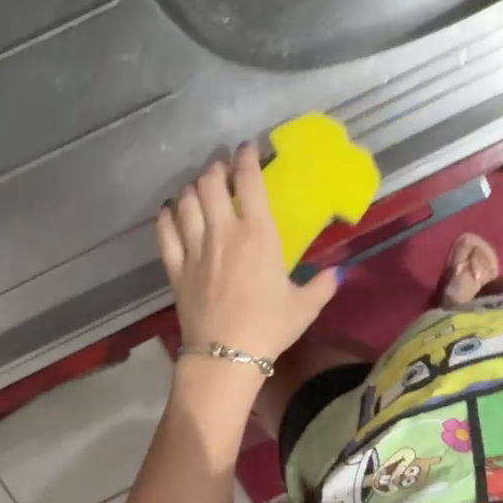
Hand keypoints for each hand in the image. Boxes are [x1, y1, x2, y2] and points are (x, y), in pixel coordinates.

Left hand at [156, 144, 339, 362]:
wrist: (226, 355)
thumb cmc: (270, 327)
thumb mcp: (305, 306)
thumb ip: (322, 284)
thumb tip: (337, 272)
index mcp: (259, 234)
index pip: (249, 181)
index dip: (247, 158)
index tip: (249, 148)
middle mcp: (223, 232)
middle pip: (210, 183)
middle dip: (215, 168)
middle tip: (222, 166)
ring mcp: (195, 248)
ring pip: (185, 202)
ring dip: (192, 187)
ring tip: (199, 185)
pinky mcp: (176, 268)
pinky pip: (165, 233)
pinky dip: (166, 217)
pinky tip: (170, 211)